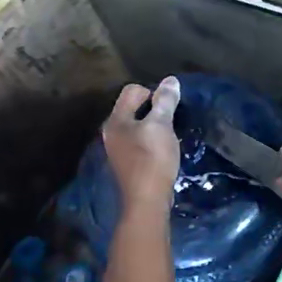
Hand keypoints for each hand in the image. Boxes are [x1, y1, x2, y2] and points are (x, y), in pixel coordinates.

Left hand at [102, 76, 181, 208]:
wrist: (146, 200)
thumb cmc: (152, 159)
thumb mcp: (161, 126)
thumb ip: (165, 101)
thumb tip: (170, 80)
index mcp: (116, 120)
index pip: (132, 90)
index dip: (152, 92)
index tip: (167, 107)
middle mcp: (111, 132)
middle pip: (133, 107)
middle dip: (153, 109)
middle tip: (170, 120)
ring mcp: (117, 148)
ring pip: (137, 125)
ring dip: (153, 126)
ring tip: (168, 135)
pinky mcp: (126, 162)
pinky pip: (138, 141)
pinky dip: (151, 140)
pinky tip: (162, 150)